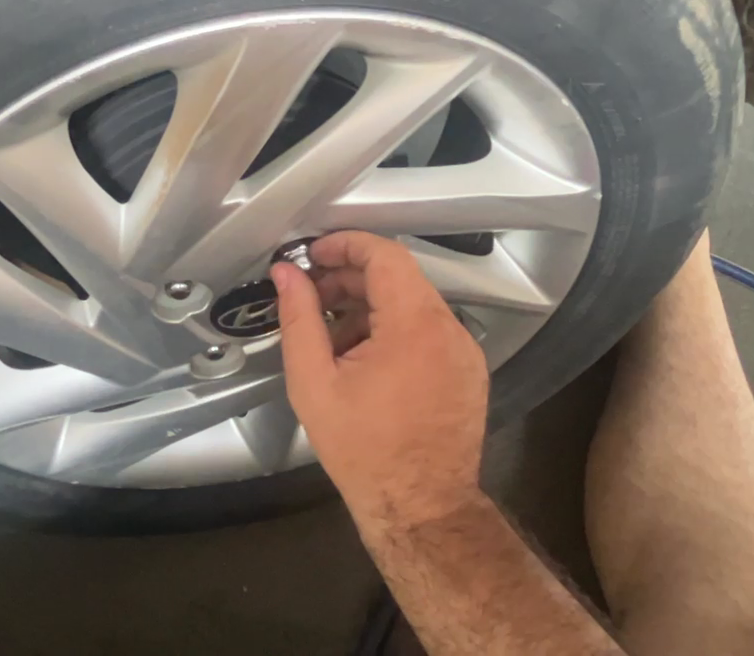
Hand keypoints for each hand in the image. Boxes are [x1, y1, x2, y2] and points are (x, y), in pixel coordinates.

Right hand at [270, 231, 490, 531]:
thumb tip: (286, 274)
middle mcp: (448, 329)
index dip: (345, 244)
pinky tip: (361, 357)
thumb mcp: (314, 382)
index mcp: (414, 326)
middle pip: (398, 276)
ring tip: (330, 335)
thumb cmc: (364, 450)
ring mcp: (464, 350)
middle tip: (311, 294)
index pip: (384, 255)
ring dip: (369, 305)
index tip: (313, 255)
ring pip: (412, 302)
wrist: (422, 510)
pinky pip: (427, 329)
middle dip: (350, 278)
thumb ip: (298, 318)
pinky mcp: (467, 369)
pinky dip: (393, 328)